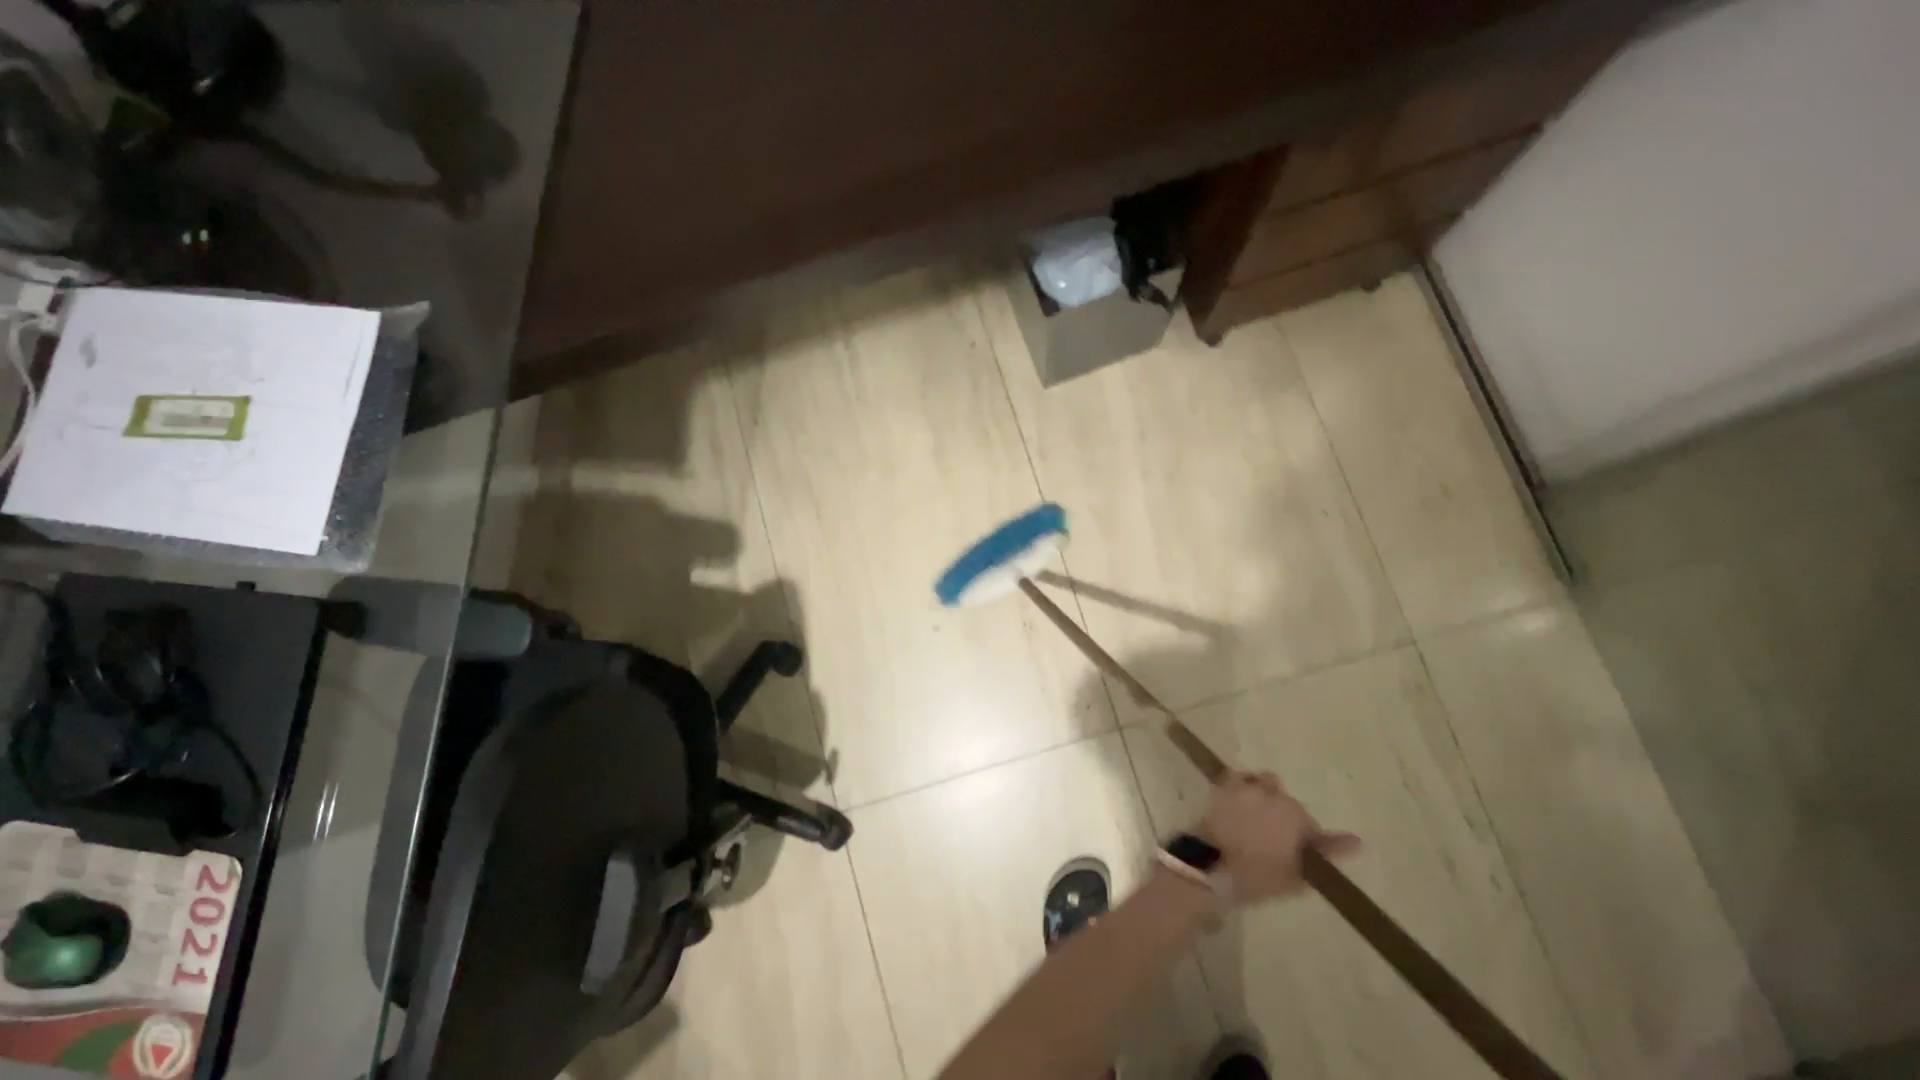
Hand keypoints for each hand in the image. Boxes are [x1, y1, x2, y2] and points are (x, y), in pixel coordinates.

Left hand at [1193, 771, 1359, 902]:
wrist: (1206, 867)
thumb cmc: (1254, 876)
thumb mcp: (1295, 875)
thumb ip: (1327, 854)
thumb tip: (1359, 842)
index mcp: (1294, 814)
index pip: (1309, 825)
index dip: (1304, 842)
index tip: (1293, 858)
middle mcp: (1273, 794)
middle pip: (1288, 804)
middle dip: (1285, 820)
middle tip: (1272, 844)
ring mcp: (1246, 788)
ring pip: (1267, 785)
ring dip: (1267, 799)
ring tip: (1256, 822)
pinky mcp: (1222, 788)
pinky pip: (1239, 777)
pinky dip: (1244, 786)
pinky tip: (1240, 803)